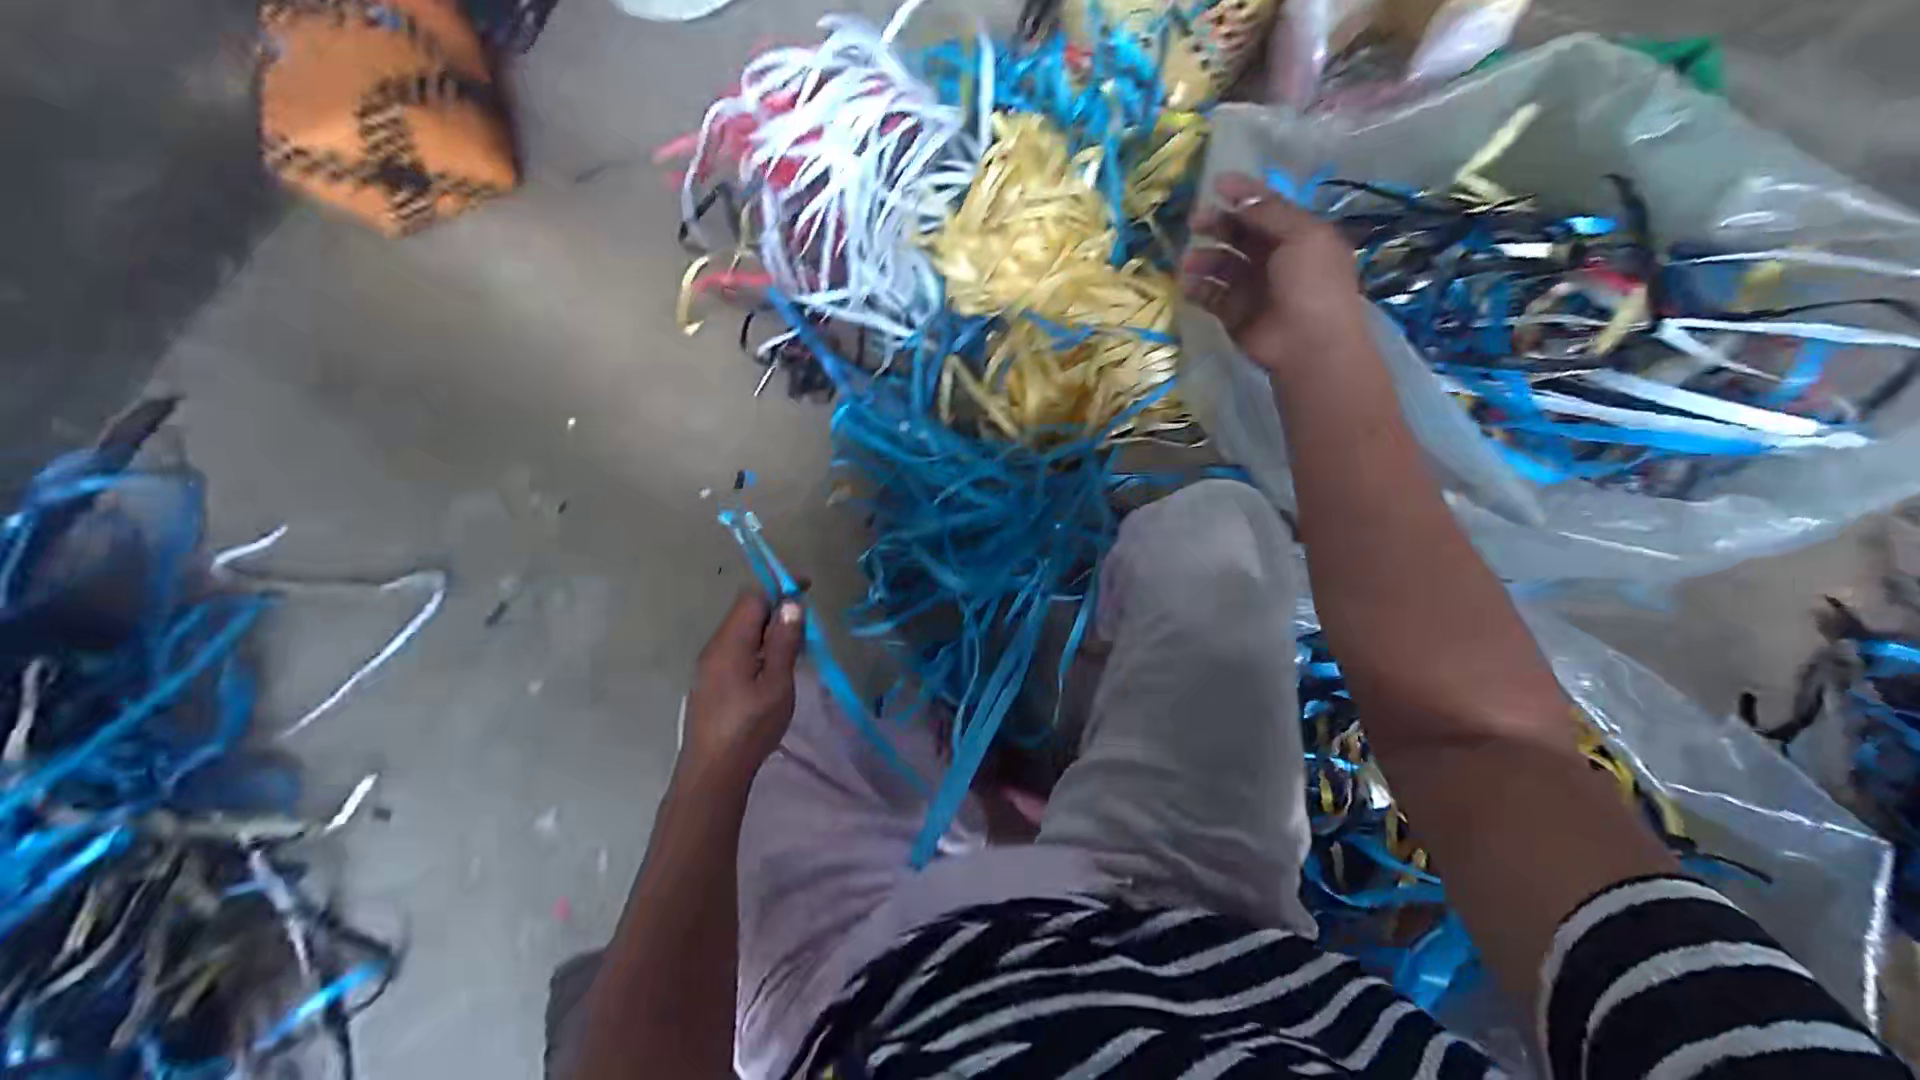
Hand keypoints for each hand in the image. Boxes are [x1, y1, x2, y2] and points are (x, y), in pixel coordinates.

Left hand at [681, 590, 803, 780]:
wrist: (712, 772)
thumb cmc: (750, 728)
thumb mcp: (777, 684)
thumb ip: (784, 642)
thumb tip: (791, 603)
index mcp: (730, 643)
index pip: (753, 597)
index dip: (780, 588)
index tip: (807, 588)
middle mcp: (714, 647)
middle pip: (745, 612)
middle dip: (777, 610)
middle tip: (806, 630)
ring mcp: (709, 665)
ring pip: (741, 632)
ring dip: (769, 631)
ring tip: (794, 652)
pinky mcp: (710, 681)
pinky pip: (736, 650)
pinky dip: (758, 648)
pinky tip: (773, 671)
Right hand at [1179, 172, 1369, 374]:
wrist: (1308, 342)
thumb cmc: (1312, 283)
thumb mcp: (1301, 236)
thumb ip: (1269, 213)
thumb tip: (1242, 198)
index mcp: (1297, 235)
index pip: (1266, 207)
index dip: (1243, 193)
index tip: (1215, 183)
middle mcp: (1273, 258)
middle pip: (1239, 235)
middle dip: (1217, 225)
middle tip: (1194, 221)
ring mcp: (1252, 287)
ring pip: (1221, 265)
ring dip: (1203, 258)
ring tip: (1188, 261)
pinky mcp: (1233, 313)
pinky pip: (1210, 295)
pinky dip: (1197, 288)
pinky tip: (1187, 284)